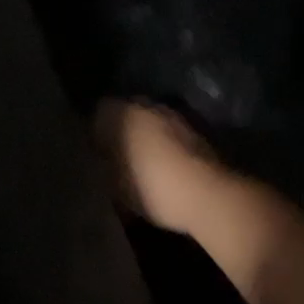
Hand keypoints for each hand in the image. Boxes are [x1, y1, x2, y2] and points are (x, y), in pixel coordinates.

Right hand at [93, 100, 230, 233]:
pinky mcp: (200, 132)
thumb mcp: (115, 184)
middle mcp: (151, 106)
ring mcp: (178, 117)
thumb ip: (104, 163)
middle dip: (122, 130)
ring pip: (153, 122)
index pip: (99, 111)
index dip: (94, 131)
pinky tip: (165, 166)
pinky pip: (172, 135)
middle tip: (117, 158)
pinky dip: (166, 145)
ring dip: (147, 137)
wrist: (209, 196)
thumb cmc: (153, 189)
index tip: (94, 152)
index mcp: (124, 113)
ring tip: (143, 163)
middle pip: (128, 113)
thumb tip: (100, 154)